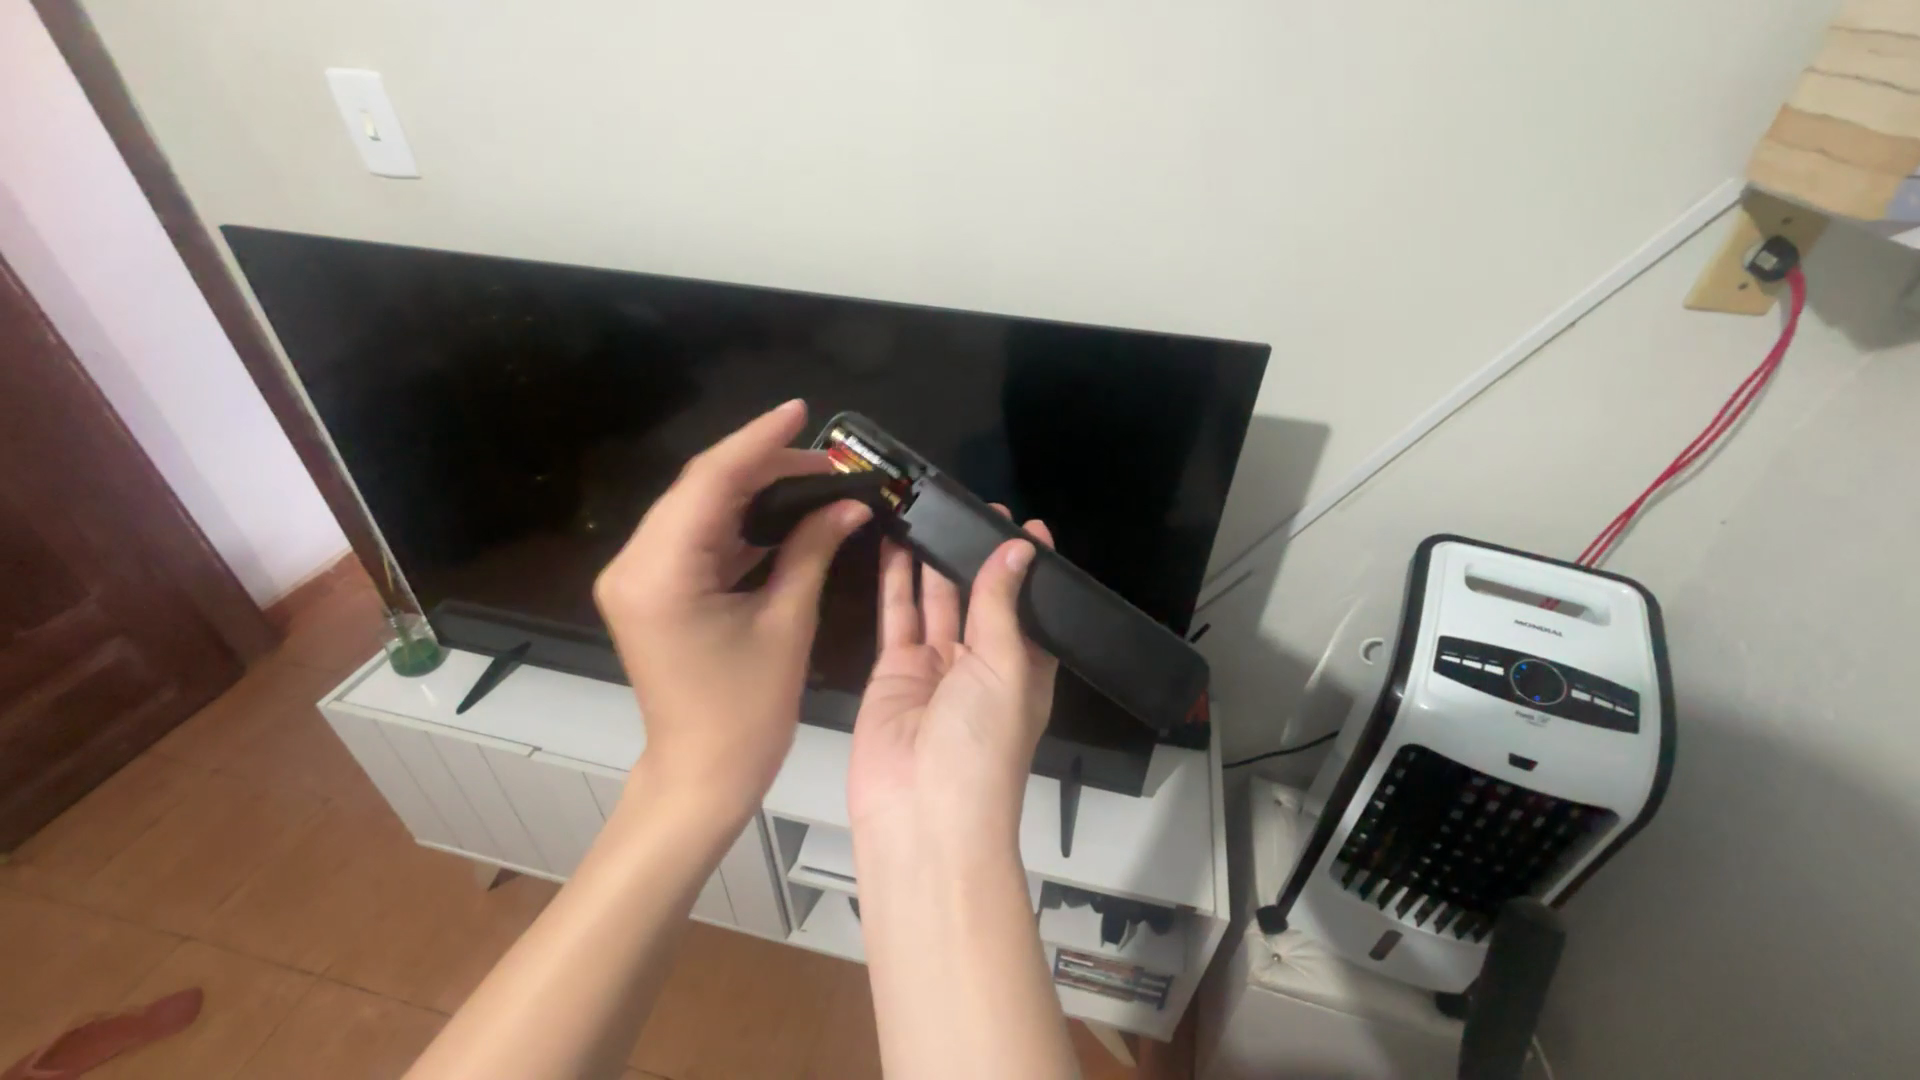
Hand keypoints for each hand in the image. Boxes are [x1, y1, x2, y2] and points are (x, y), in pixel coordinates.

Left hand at [596, 400, 869, 820]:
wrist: (701, 774)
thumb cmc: (747, 712)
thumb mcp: (787, 623)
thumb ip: (812, 549)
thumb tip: (849, 503)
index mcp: (661, 572)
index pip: (711, 482)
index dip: (759, 441)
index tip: (801, 411)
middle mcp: (634, 563)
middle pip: (701, 489)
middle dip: (764, 465)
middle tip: (825, 457)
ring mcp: (637, 575)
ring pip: (698, 508)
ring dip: (753, 490)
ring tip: (813, 476)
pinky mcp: (651, 587)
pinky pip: (696, 536)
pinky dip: (739, 521)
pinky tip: (782, 510)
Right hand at [847, 508, 1058, 852]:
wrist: (922, 817)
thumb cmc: (982, 749)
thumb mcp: (1006, 669)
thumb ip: (1002, 606)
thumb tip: (1017, 551)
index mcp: (1024, 668)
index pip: (1028, 606)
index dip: (1025, 568)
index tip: (1023, 524)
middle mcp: (981, 664)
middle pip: (979, 598)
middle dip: (975, 556)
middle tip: (968, 507)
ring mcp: (935, 667)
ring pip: (935, 600)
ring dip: (932, 560)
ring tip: (928, 513)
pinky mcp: (892, 670)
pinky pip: (897, 617)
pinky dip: (896, 580)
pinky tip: (896, 543)